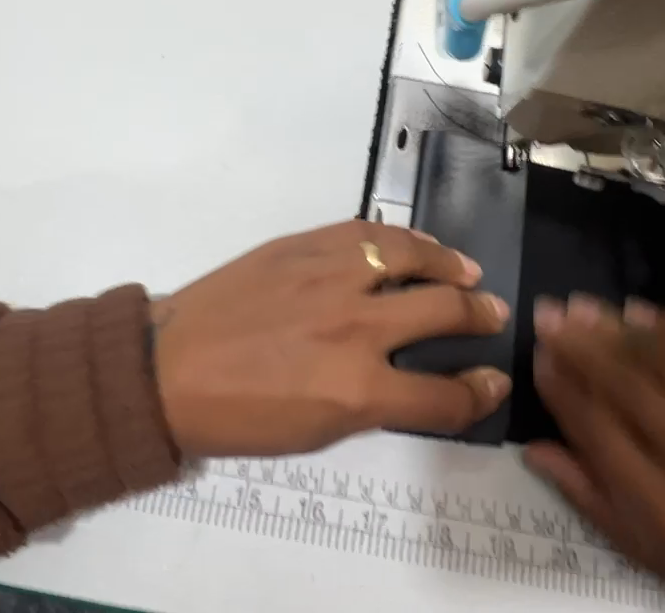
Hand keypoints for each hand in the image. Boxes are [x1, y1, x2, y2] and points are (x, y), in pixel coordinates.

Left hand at [152, 220, 512, 456]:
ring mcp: (330, 276)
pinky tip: (413, 245)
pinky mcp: (305, 245)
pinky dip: (400, 238)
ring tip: (467, 271)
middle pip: (442, 312)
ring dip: (448, 264)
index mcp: (357, 389)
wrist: (170, 367)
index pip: (442, 395)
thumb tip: (411, 380)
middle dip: (480, 315)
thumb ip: (373, 403)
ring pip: (411, 255)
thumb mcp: (315, 432)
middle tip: (493, 313)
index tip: (493, 381)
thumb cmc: (240, 416)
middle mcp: (355, 326)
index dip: (478, 392)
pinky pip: (367, 232)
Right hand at [526, 296, 664, 612]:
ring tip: (583, 304)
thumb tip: (533, 446)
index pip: (601, 431)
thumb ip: (591, 499)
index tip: (538, 355)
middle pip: (631, 388)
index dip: (564, 387)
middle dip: (582, 345)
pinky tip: (640, 311)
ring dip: (620, 329)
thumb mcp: (658, 560)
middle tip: (548, 311)